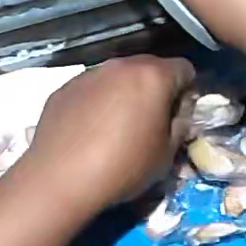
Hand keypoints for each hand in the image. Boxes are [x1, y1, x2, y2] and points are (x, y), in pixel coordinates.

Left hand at [11, 55, 194, 215]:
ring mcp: (86, 76)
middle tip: (147, 122)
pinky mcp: (62, 90)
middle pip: (147, 68)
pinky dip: (94, 102)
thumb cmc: (122, 167)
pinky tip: (87, 130)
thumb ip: (179, 127)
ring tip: (113, 127)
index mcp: (152, 76)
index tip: (176, 117)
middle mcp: (118, 67)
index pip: (183, 69)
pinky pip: (88, 90)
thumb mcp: (166, 155)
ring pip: (114, 77)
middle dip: (153, 89)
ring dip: (121, 94)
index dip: (185, 93)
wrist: (60, 178)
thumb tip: (177, 116)